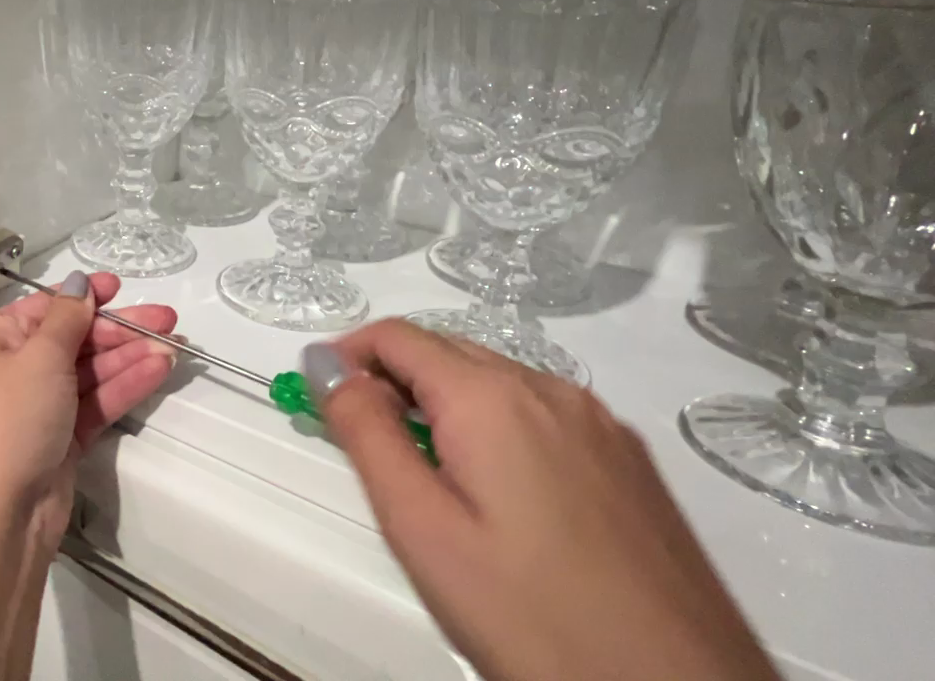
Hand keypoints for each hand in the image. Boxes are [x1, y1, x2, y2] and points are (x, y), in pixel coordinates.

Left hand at [0, 270, 177, 554]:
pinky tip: (158, 369)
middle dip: (120, 328)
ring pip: (92, 370)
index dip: (85, 296)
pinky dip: (127, 385)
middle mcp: (18, 366)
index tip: (121, 287)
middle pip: (76, 337)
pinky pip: (99, 401)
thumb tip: (79, 282)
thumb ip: (67, 318)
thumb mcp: (39, 358)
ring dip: (131, 356)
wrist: (0, 515)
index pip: (49, 307)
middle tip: (168, 319)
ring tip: (175, 345)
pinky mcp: (65, 436)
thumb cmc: (10, 421)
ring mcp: (43, 403)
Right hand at [315, 319, 780, 680]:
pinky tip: (494, 491)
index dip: (346, 354)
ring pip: (495, 380)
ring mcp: (601, 426)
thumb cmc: (527, 612)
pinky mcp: (631, 464)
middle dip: (390, 376)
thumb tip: (332, 369)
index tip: (317, 394)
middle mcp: (551, 391)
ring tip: (422, 469)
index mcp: (492, 397)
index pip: (398, 337)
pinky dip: (493, 424)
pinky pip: (540, 414)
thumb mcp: (419, 524)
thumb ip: (366, 432)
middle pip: (446, 351)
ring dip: (441, 400)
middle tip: (359, 436)